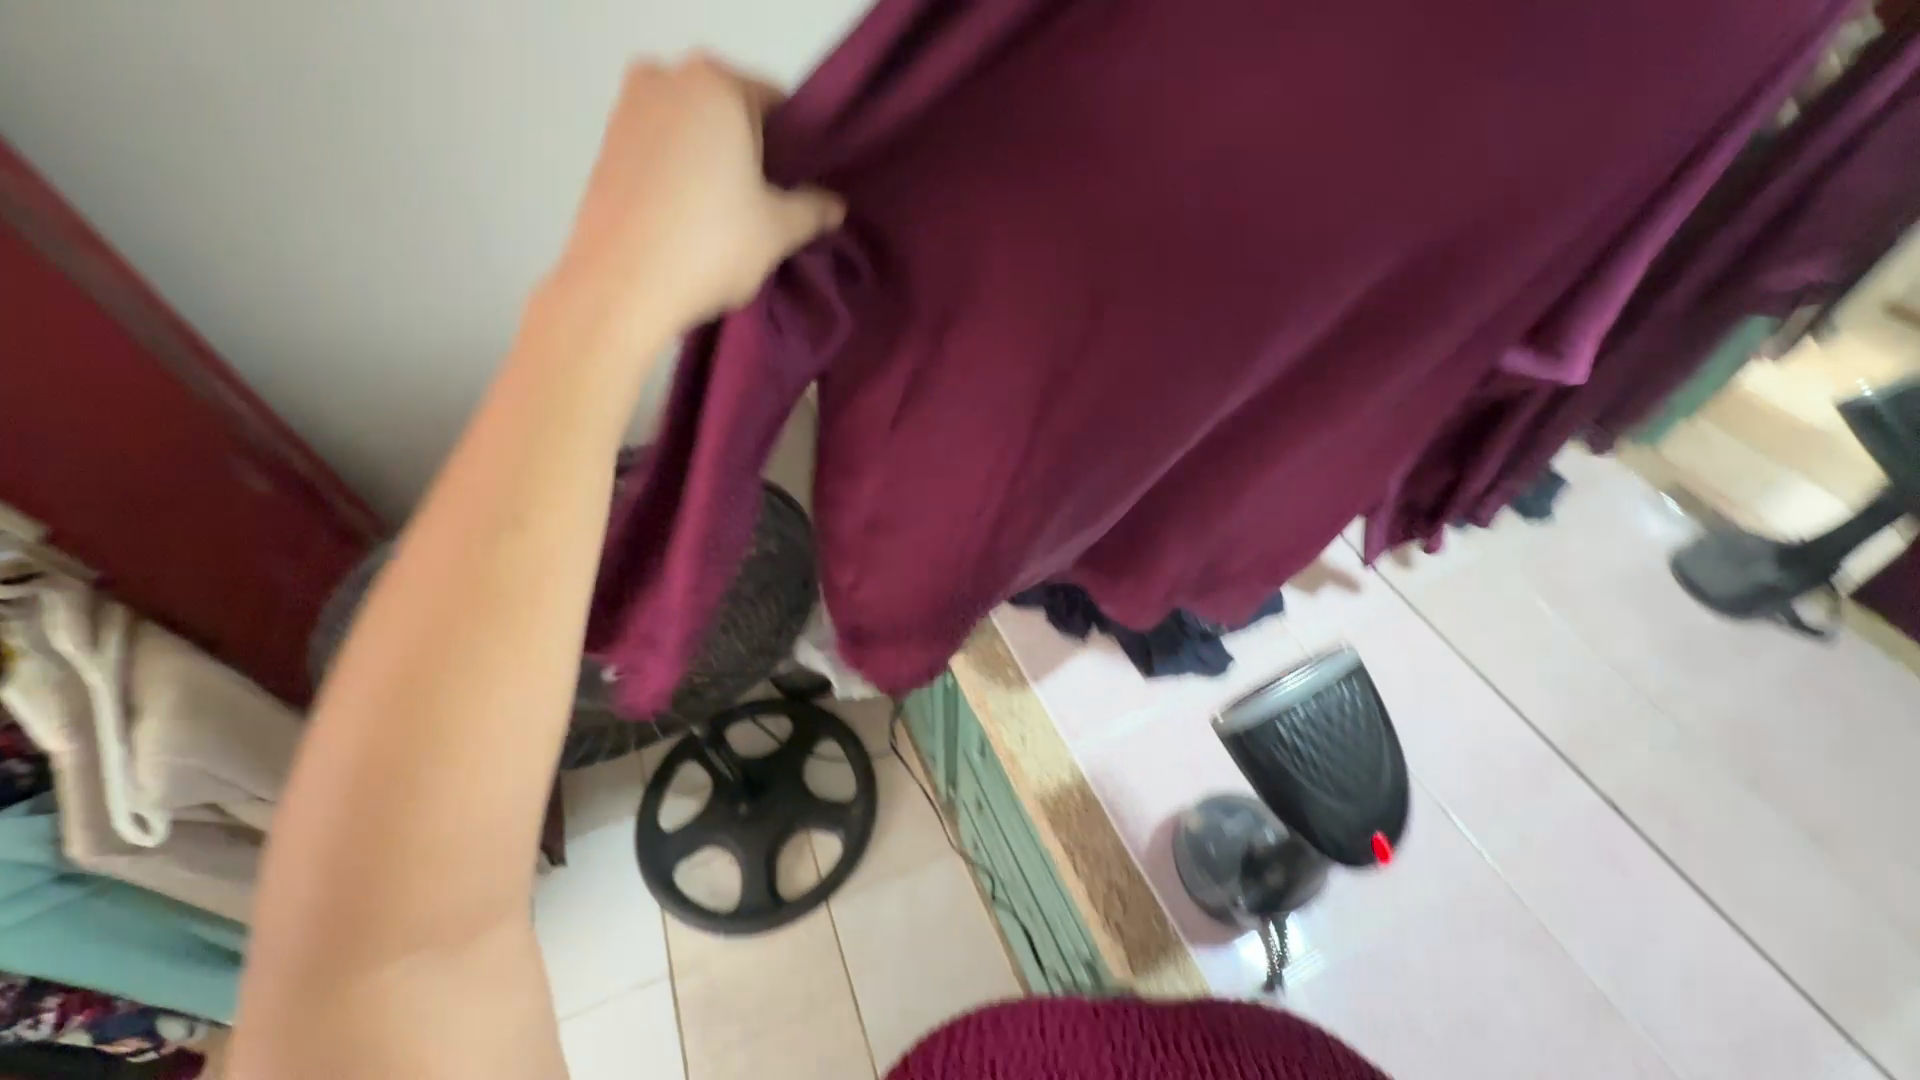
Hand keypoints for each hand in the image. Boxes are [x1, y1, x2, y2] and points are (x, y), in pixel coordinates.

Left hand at [543, 54, 844, 346]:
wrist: (619, 289)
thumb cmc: (708, 245)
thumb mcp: (777, 231)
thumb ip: (812, 210)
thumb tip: (834, 206)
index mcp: (714, 83)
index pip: (776, 104)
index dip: (795, 149)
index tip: (799, 188)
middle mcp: (664, 79)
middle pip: (729, 115)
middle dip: (751, 155)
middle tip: (766, 206)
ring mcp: (626, 111)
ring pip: (692, 134)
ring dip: (713, 167)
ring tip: (728, 219)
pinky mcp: (603, 148)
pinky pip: (660, 154)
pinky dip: (679, 178)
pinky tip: (690, 223)